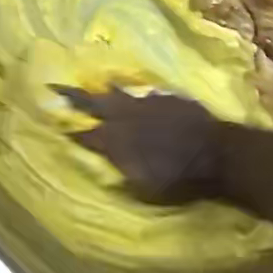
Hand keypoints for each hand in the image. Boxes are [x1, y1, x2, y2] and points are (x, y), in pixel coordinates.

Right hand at [54, 86, 228, 204]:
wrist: (216, 152)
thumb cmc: (179, 179)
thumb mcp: (145, 188)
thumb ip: (121, 171)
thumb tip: (104, 162)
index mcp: (117, 141)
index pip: (86, 136)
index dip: (72, 132)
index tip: (56, 124)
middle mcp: (126, 117)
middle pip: (94, 103)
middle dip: (74, 96)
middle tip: (56, 85)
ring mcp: (146, 103)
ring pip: (118, 92)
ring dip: (104, 90)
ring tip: (97, 84)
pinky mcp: (165, 97)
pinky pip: (143, 92)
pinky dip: (134, 93)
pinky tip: (136, 93)